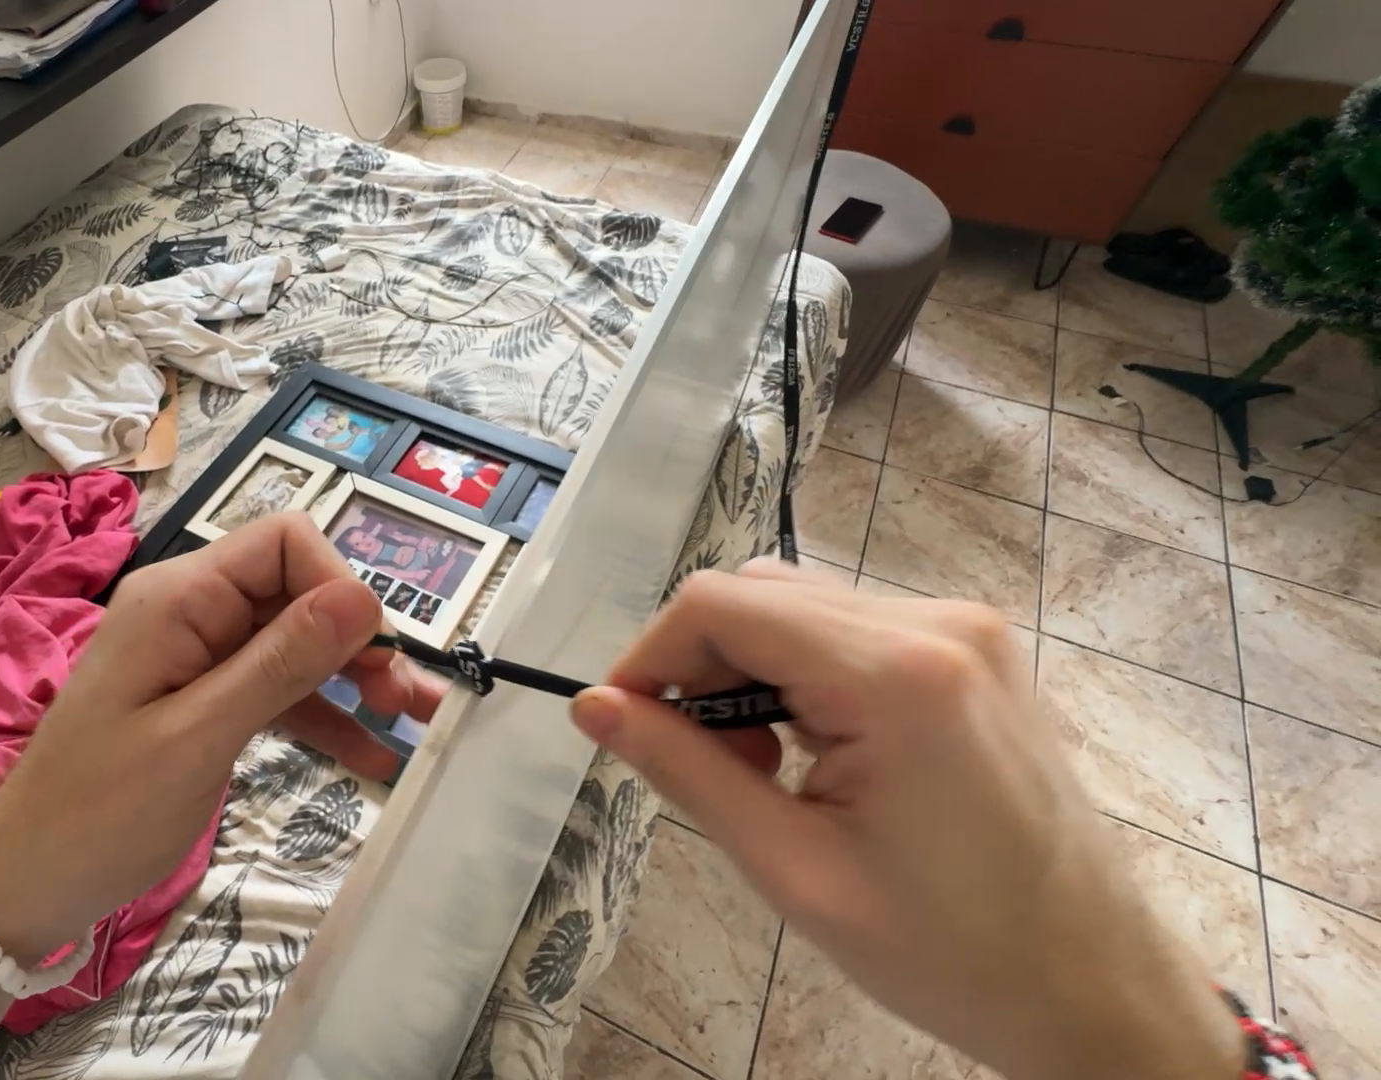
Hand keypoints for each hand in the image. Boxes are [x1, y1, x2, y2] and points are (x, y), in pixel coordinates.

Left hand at [0, 514, 443, 959]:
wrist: (29, 882)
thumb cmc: (101, 812)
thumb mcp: (199, 736)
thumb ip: (281, 662)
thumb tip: (364, 597)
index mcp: (181, 597)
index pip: (285, 544)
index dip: (339, 585)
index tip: (375, 653)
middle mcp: (195, 609)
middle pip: (300, 593)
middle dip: (360, 639)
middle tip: (406, 698)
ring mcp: (203, 652)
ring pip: (301, 642)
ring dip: (357, 677)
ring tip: (412, 718)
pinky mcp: (211, 694)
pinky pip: (282, 688)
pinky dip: (326, 715)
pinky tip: (372, 754)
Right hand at [570, 560, 1240, 1079]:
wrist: (1101, 990)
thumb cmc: (949, 953)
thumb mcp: (789, 868)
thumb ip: (681, 769)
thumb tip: (590, 706)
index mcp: (895, 673)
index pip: (720, 604)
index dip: (651, 654)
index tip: (623, 721)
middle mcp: (932, 620)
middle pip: (753, 595)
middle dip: (696, 666)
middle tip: (700, 757)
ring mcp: (958, 624)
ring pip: (789, 604)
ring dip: (741, 668)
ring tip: (755, 759)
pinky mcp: (962, 644)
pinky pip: (834, 624)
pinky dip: (789, 669)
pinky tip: (804, 740)